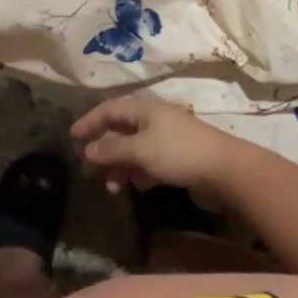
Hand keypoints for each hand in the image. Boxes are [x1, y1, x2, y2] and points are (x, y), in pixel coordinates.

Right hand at [71, 94, 243, 195]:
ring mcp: (167, 139)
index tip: (72, 136)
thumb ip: (112, 150)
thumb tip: (88, 150)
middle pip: (121, 131)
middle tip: (89, 171)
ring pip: (134, 150)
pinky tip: (137, 187)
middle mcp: (153, 120)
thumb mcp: (141, 150)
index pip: (109, 109)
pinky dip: (139, 173)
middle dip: (104, 150)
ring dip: (120, 167)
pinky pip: (150, 162)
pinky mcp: (178, 158)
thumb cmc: (178, 153)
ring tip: (112, 188)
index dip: (90, 121)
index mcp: (143, 109)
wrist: (225, 170)